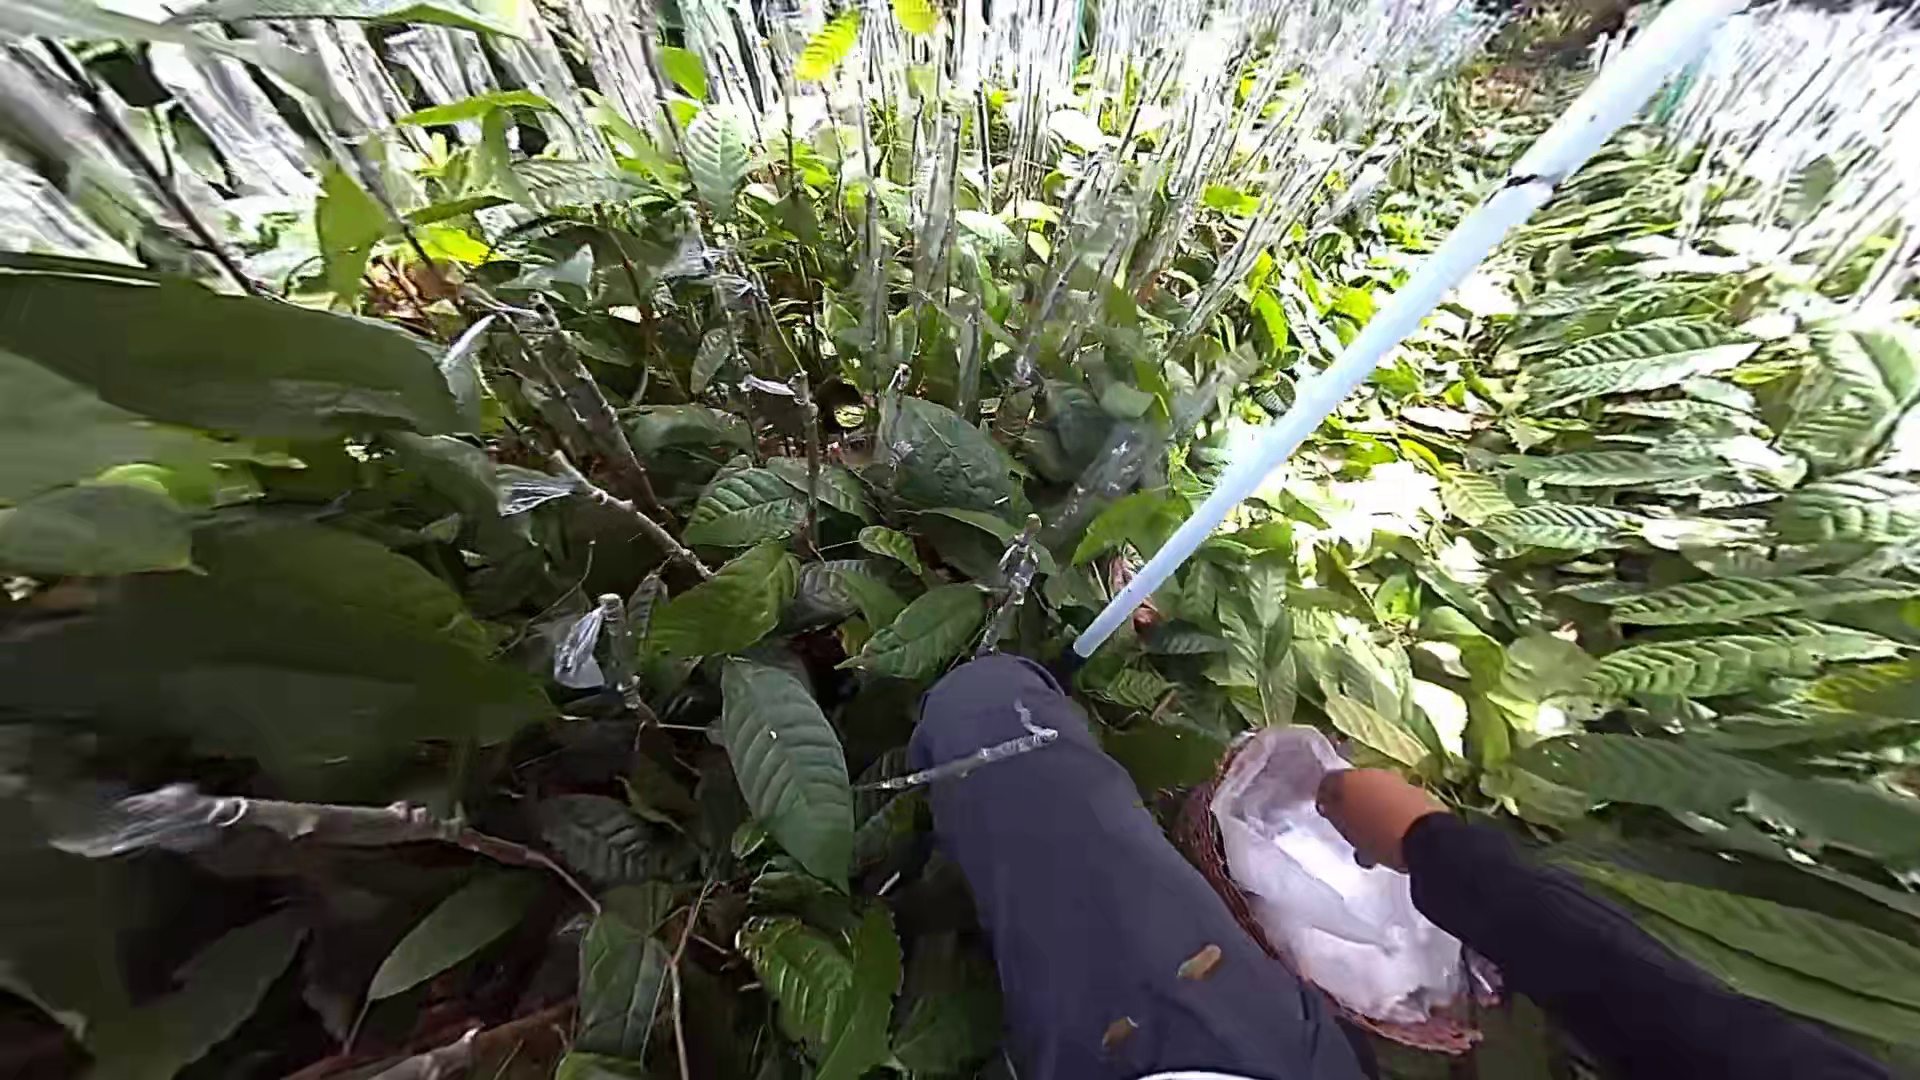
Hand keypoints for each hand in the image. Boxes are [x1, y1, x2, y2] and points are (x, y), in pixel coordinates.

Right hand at [1315, 768, 1447, 871]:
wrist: (1430, 839)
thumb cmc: (1376, 831)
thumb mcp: (1343, 825)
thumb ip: (1332, 811)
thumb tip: (1328, 805)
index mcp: (1347, 776)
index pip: (1328, 782)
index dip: (1326, 799)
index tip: (1329, 815)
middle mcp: (1372, 773)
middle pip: (1356, 789)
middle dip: (1354, 808)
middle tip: (1354, 830)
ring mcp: (1400, 785)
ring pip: (1380, 799)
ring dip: (1376, 815)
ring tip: (1378, 843)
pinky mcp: (1424, 799)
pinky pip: (1401, 809)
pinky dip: (1396, 821)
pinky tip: (1398, 840)